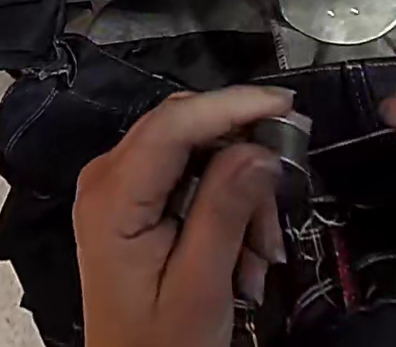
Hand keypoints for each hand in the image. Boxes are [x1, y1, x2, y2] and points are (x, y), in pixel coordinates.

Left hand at [74, 86, 293, 346]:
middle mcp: (109, 171)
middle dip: (242, 151)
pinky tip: (245, 240)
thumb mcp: (200, 290)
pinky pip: (192, 165)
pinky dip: (227, 194)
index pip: (174, 123)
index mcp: (112, 196)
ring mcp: (121, 177)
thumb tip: (261, 148)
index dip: (231, 104)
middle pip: (187, 125)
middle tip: (286, 180)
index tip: (285, 104)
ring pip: (198, 143)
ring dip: (240, 183)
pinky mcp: (137, 189)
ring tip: (262, 245)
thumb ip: (226, 211)